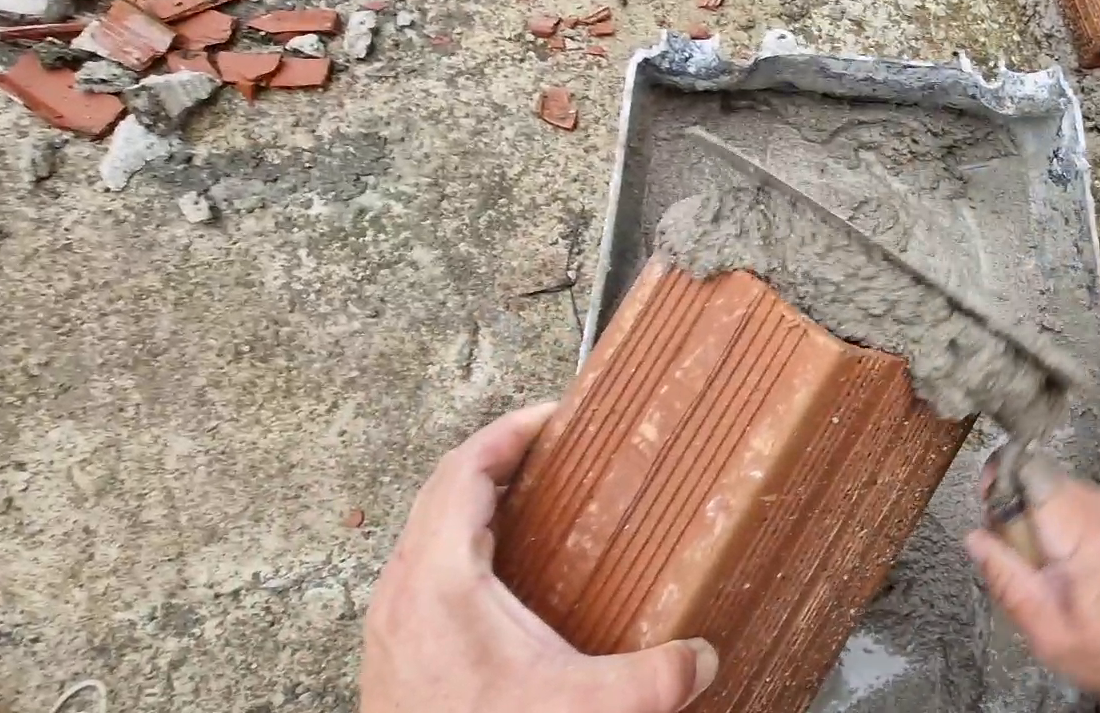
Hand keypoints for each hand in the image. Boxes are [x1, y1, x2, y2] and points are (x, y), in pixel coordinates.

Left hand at [361, 404, 719, 712]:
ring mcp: (395, 616)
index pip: (464, 470)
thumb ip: (649, 681)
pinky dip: (468, 527)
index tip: (557, 416)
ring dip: (481, 487)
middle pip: (446, 484)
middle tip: (559, 441)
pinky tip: (510, 552)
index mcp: (438, 581)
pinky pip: (430, 553)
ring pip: (431, 519)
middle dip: (502, 450)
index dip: (509, 430)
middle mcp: (405, 589)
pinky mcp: (401, 641)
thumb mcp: (576, 711)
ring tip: (538, 484)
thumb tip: (704, 657)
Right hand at [965, 456, 1099, 707]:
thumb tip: (974, 538)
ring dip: (1034, 514)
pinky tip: (1063, 558)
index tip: (990, 507)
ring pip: (1050, 484)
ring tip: (1042, 562)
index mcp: (1082, 529)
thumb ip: (1006, 578)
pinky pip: (1069, 496)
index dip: (1001, 478)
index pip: (1030, 467)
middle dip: (1012, 504)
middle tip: (1012, 550)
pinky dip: (1055, 518)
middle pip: (1035, 475)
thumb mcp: (1045, 630)